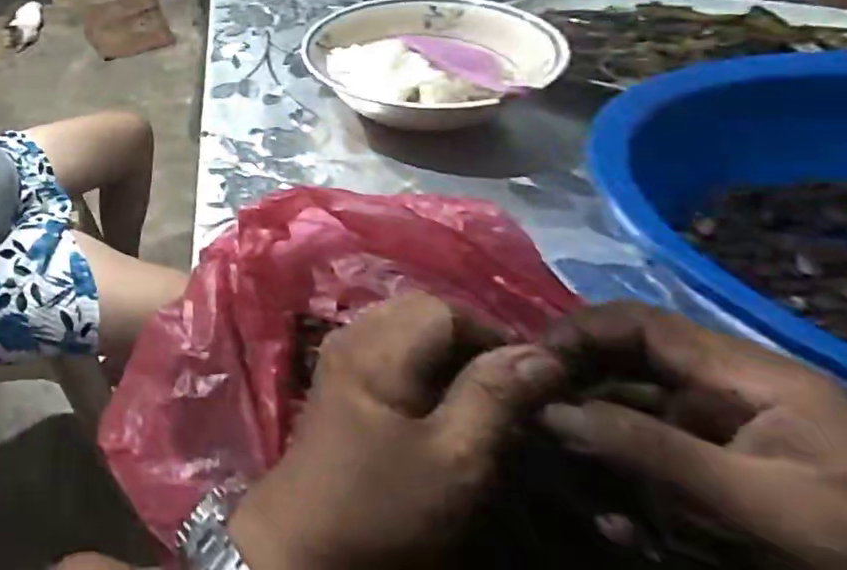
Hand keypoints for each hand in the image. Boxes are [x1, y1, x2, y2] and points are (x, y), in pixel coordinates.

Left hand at [227, 292, 566, 569]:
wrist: (305, 538)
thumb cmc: (386, 504)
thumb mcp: (456, 460)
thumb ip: (494, 397)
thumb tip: (541, 353)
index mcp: (376, 346)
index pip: (444, 308)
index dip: (494, 333)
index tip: (535, 378)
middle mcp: (351, 333)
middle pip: (420, 309)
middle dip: (471, 338)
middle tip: (510, 385)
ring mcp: (338, 351)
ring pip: (402, 323)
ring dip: (445, 348)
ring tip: (481, 392)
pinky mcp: (336, 373)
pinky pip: (384, 342)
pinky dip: (418, 357)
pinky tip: (437, 397)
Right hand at [541, 302, 846, 569]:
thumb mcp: (768, 500)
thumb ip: (655, 450)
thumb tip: (549, 409)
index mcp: (750, 374)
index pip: (640, 323)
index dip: (579, 331)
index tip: (532, 364)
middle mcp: (735, 392)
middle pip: (634, 365)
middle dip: (581, 387)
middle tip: (532, 413)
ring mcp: (740, 437)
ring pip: (643, 415)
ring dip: (602, 439)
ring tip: (562, 466)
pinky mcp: (743, 476)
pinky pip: (670, 462)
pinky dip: (636, 479)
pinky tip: (614, 515)